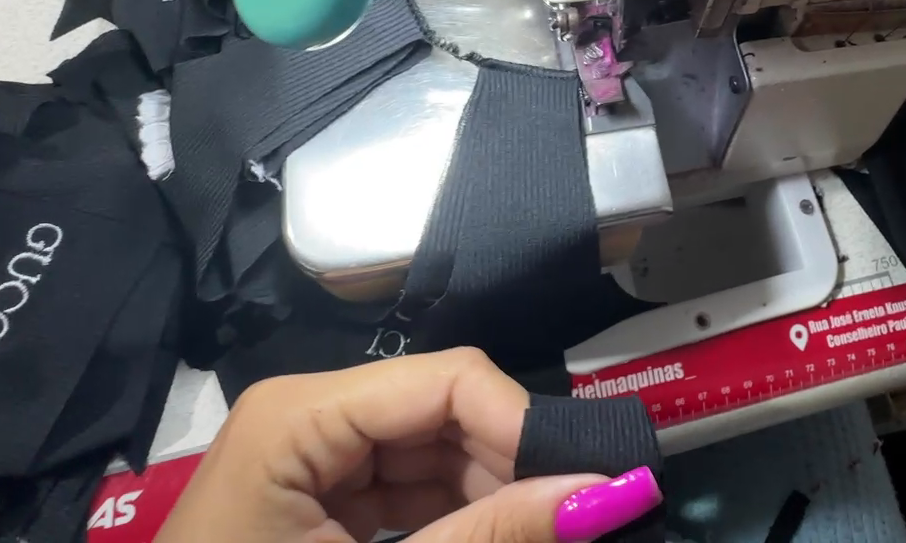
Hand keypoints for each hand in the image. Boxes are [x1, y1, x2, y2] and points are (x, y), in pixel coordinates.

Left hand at [156, 347, 662, 542]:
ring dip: (489, 488)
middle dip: (510, 461)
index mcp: (301, 413)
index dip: (523, 423)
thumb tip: (604, 495)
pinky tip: (494, 533)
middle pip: (443, 407)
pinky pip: (408, 480)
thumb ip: (489, 537)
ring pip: (433, 444)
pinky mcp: (321, 490)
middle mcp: (311, 410)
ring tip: (543, 525)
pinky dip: (454, 510)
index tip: (587, 475)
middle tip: (577, 508)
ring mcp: (315, 450)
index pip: (446, 379)